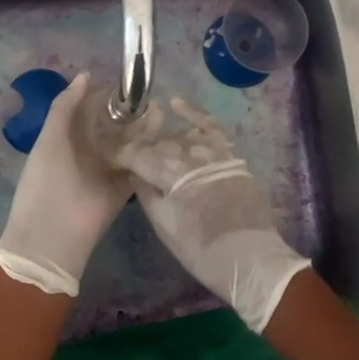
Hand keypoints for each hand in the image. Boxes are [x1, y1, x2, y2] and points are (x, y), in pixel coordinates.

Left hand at [0, 73, 140, 296]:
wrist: (52, 235)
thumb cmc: (45, 182)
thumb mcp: (50, 139)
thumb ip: (66, 107)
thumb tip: (86, 75)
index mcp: (68, 137)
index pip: (91, 109)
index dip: (106, 94)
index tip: (127, 80)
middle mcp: (89, 150)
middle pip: (113, 124)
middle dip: (128, 110)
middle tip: (149, 93)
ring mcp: (107, 168)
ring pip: (129, 142)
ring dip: (142, 126)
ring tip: (160, 108)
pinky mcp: (124, 186)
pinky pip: (139, 164)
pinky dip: (150, 150)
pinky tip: (164, 134)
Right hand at [114, 97, 309, 332]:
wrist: (248, 256)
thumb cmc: (200, 249)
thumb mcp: (164, 226)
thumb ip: (147, 194)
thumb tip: (134, 173)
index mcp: (170, 174)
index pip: (137, 156)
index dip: (121, 155)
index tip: (110, 156)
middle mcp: (190, 155)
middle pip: (158, 144)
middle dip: (141, 148)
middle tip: (128, 154)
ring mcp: (212, 151)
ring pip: (180, 136)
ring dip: (162, 138)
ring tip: (149, 141)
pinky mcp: (229, 154)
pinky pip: (210, 126)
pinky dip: (194, 113)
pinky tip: (177, 104)